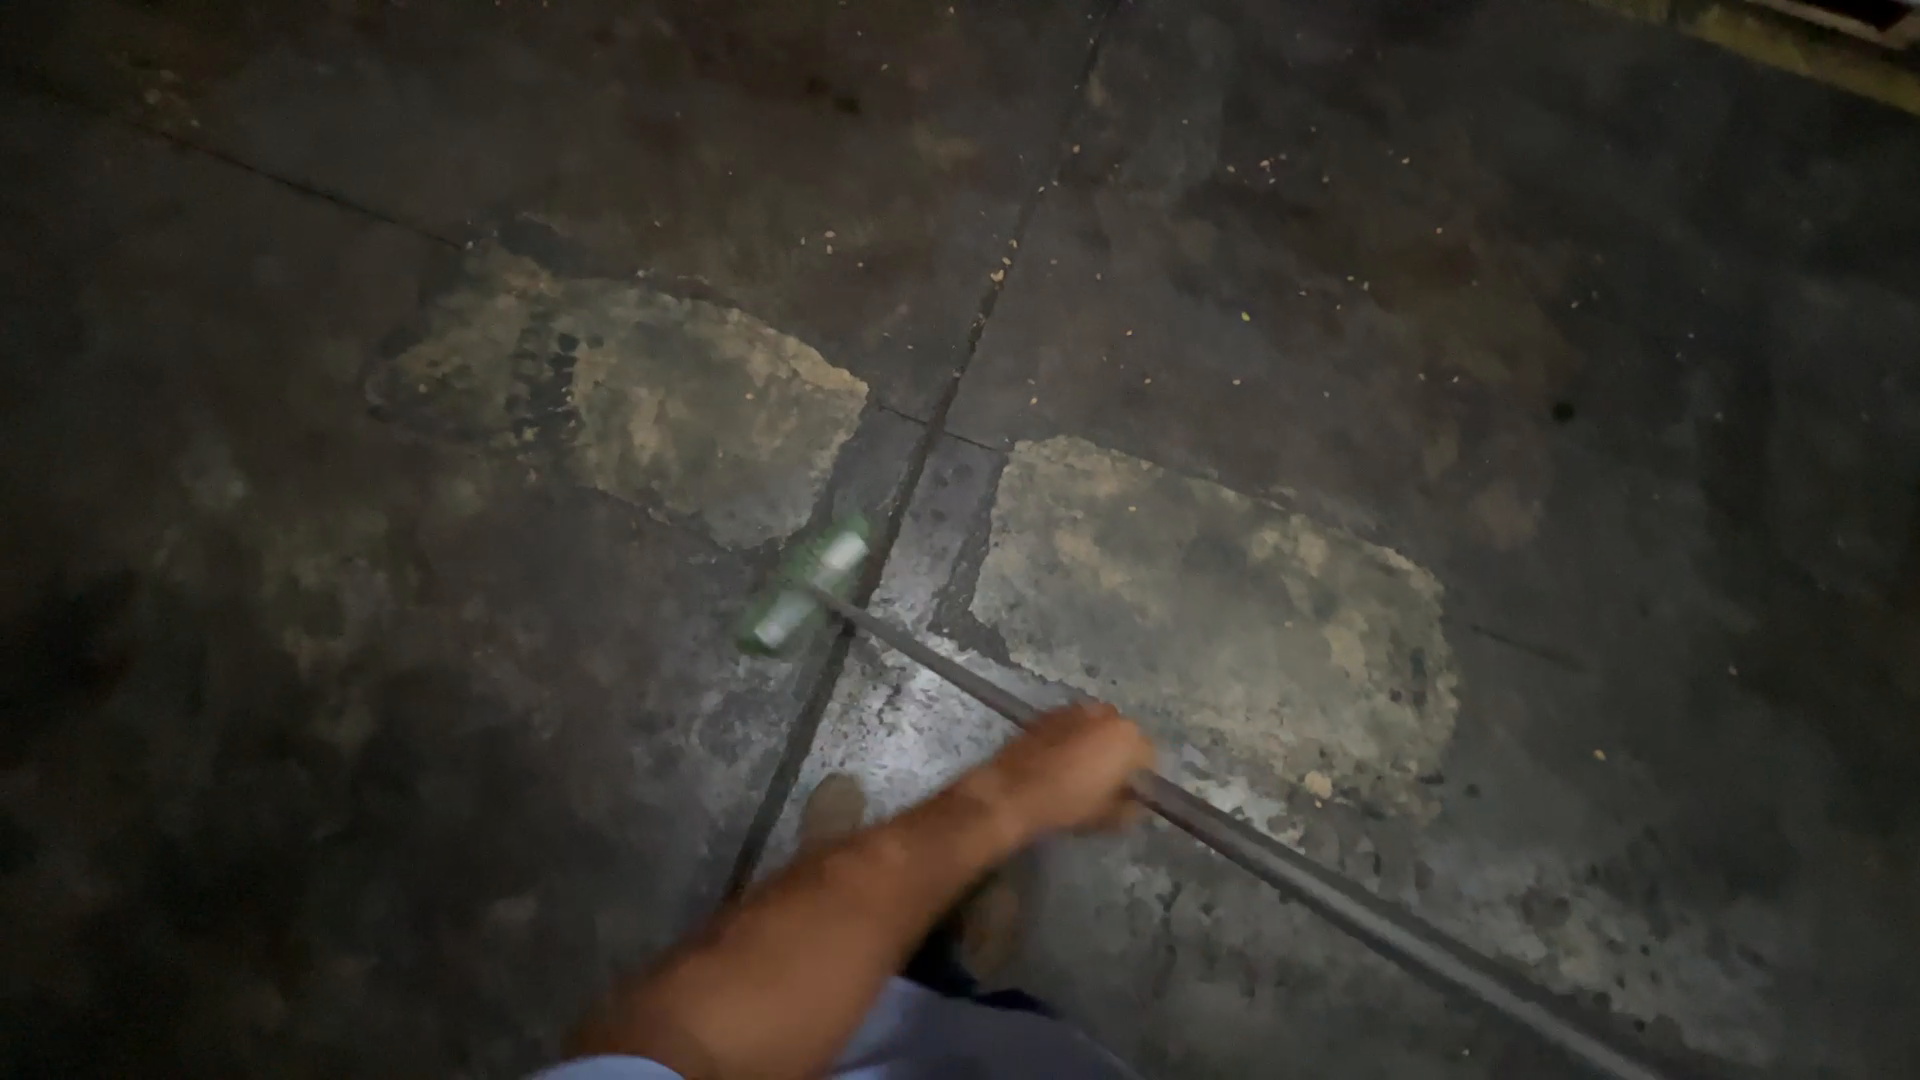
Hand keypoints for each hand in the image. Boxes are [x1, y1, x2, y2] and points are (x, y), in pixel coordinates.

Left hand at [967, 702, 1155, 835]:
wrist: (1014, 790)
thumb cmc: (1068, 803)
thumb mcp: (1109, 816)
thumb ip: (1130, 807)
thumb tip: (1135, 802)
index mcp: (1127, 737)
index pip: (1148, 756)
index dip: (1141, 777)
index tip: (1131, 793)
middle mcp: (1106, 714)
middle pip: (1123, 734)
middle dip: (1119, 753)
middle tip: (1107, 778)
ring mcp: (1075, 708)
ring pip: (1097, 724)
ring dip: (1095, 740)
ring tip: (1081, 766)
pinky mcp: (1049, 711)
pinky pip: (1071, 723)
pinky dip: (1072, 735)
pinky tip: (1059, 756)